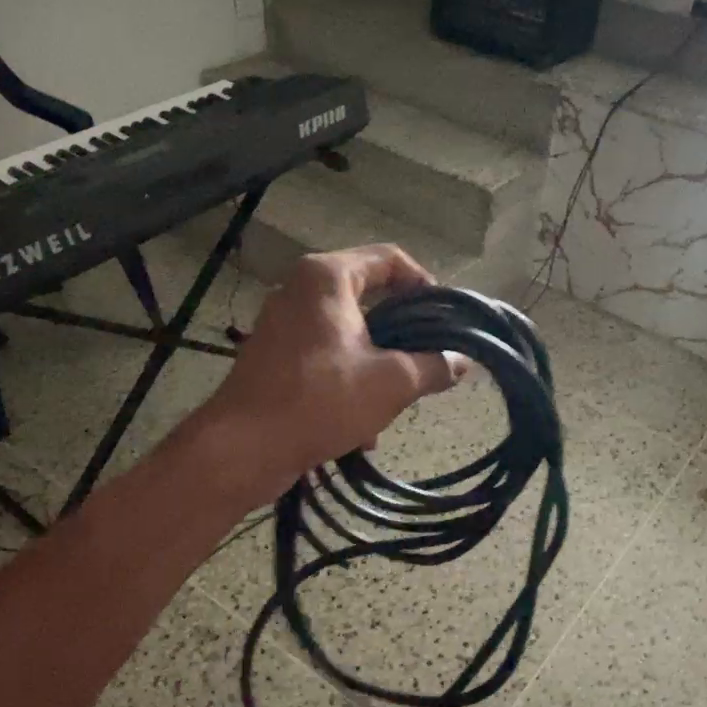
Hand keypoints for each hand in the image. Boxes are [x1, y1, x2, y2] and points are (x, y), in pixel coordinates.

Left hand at [189, 245, 465, 504]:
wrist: (244, 447)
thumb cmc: (321, 400)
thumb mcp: (391, 383)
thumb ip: (432, 365)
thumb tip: (462, 360)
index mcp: (328, 276)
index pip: (389, 259)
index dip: (425, 285)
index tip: (445, 319)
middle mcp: (300, 289)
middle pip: (368, 297)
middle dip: (401, 335)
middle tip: (427, 361)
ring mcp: (281, 323)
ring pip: (347, 334)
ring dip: (375, 367)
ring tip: (394, 404)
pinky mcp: (272, 356)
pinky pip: (323, 357)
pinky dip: (346, 382)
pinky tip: (361, 430)